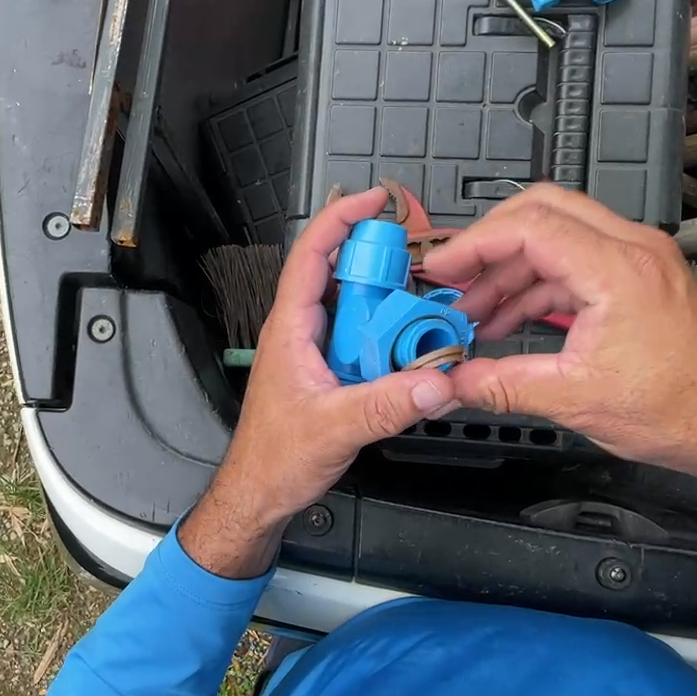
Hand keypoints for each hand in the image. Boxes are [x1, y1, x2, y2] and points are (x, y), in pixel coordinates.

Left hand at [180, 188, 460, 576]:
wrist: (259, 494)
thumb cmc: (271, 460)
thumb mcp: (333, 429)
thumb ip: (386, 405)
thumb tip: (437, 380)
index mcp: (290, 330)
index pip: (312, 254)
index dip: (342, 219)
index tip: (376, 201)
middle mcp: (302, 332)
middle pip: (342, 274)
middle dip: (382, 260)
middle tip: (422, 258)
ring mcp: (317, 352)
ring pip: (358, 309)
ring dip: (391, 303)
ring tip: (427, 304)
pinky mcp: (331, 373)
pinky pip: (365, 341)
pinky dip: (391, 337)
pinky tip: (414, 350)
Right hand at [421, 185, 696, 542]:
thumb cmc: (680, 410)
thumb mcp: (575, 400)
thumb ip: (503, 385)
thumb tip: (452, 382)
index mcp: (619, 270)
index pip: (531, 227)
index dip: (475, 244)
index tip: (441, 267)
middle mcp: (632, 251)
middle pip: (542, 211)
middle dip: (488, 242)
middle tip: (452, 275)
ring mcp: (636, 261)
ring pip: (554, 237)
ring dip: (508, 270)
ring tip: (472, 312)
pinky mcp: (634, 279)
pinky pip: (571, 264)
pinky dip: (533, 286)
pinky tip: (506, 320)